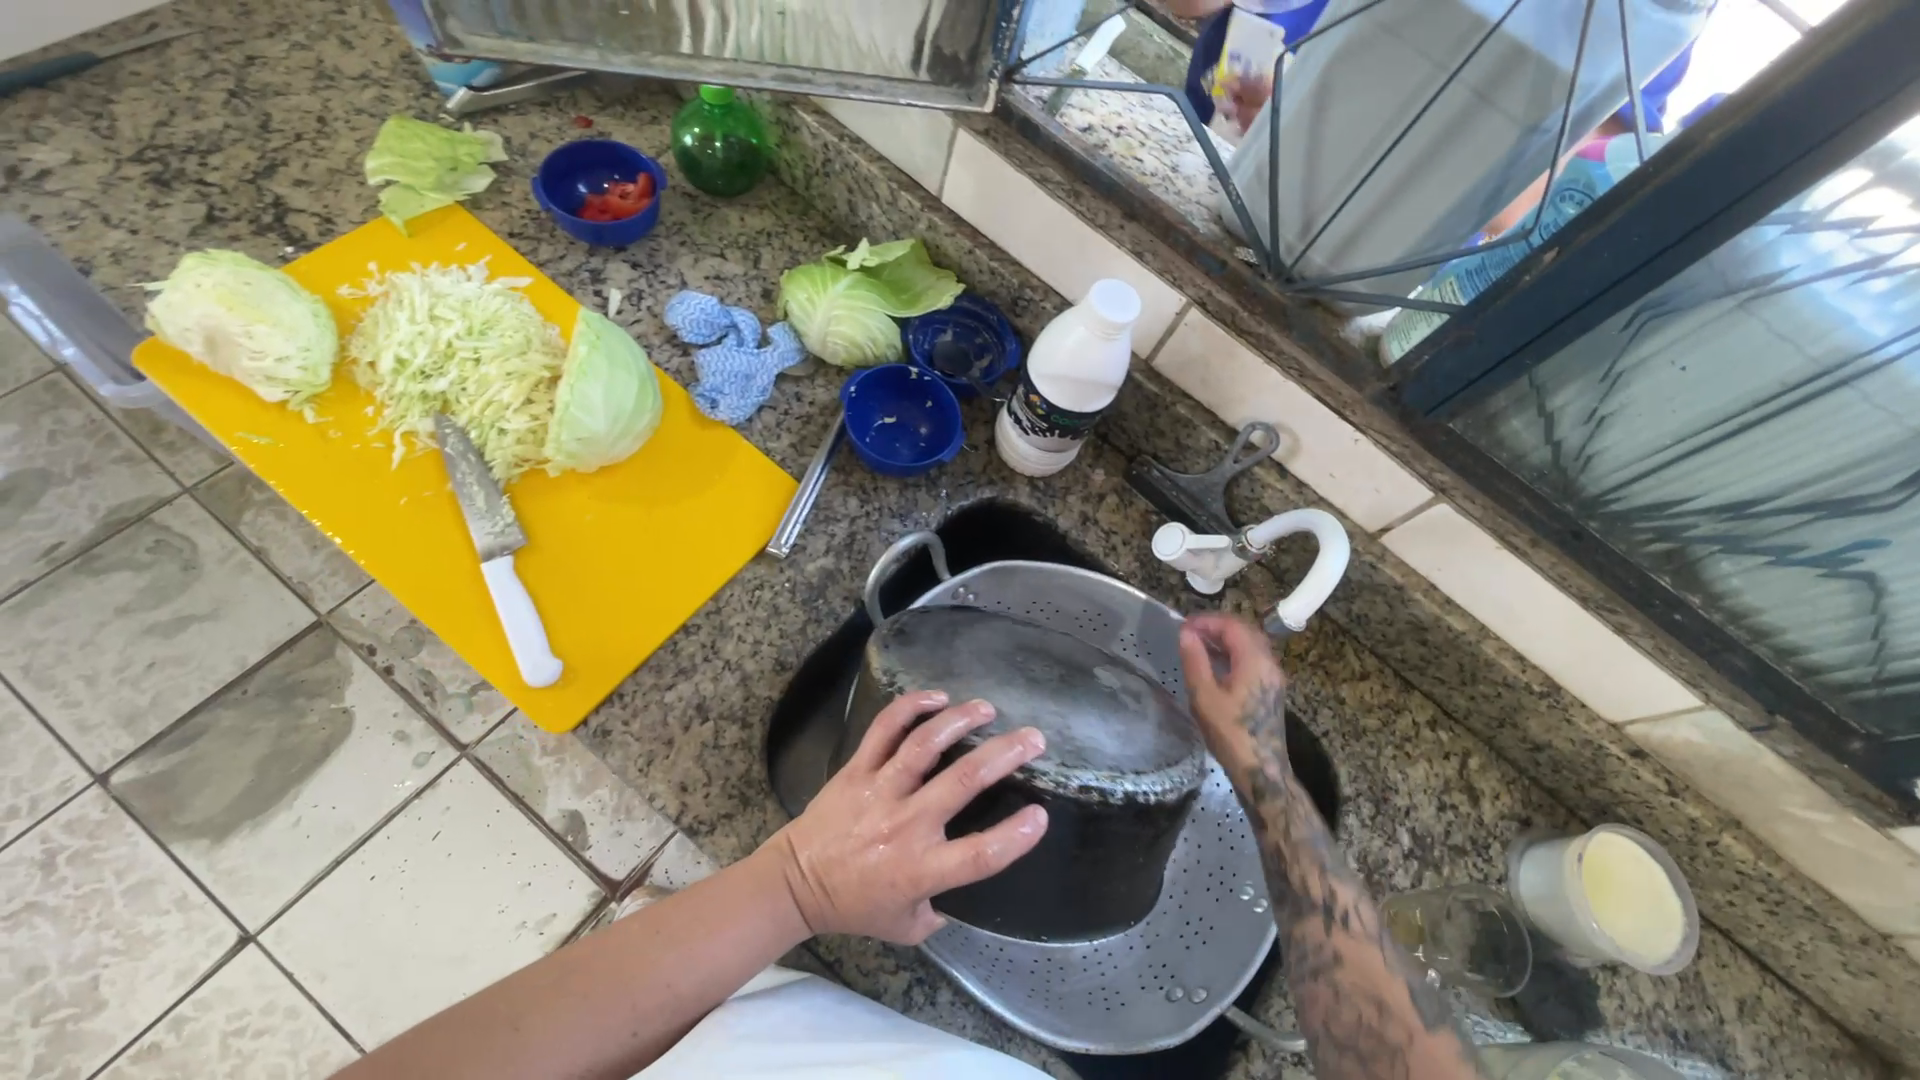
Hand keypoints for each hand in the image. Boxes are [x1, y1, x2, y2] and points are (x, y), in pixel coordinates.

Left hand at [767, 691, 1048, 944]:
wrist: (796, 883)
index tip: (1040, 815)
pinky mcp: (857, 770)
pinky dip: (910, 708)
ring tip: (986, 709)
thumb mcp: (908, 927)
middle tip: (1033, 738)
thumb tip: (972, 888)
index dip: (1014, 836)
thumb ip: (944, 908)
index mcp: (920, 870)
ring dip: (960, 721)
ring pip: (924, 746)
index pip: (978, 855)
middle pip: (961, 783)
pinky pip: (884, 731)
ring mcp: (879, 791)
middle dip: (1003, 755)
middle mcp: (904, 825)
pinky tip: (936, 697)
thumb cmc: (856, 906)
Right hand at [1178, 613, 1288, 777]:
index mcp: (1255, 661)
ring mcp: (1272, 677)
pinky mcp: (1271, 689)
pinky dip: (1233, 652)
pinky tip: (1215, 663)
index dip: (1207, 621)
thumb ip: (1195, 661)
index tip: (1183, 627)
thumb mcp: (1204, 696)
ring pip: (1250, 644)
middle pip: (1245, 631)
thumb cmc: (1230, 733)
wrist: (1260, 769)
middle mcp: (1269, 663)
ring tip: (1198, 645)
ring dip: (1225, 639)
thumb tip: (1186, 634)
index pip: (1232, 626)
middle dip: (1216, 626)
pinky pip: (1252, 658)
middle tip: (1190, 633)